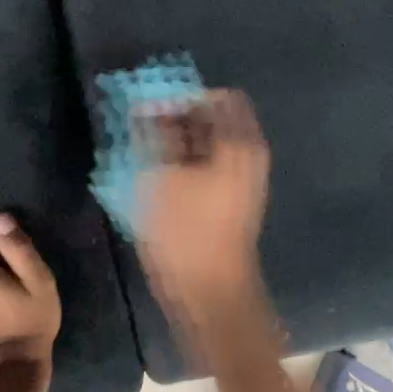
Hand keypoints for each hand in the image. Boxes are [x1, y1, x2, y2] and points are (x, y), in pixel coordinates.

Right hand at [136, 89, 271, 322]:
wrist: (211, 294)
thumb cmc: (185, 233)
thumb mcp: (161, 176)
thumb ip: (155, 133)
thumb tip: (148, 105)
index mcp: (239, 143)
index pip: (219, 97)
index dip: (184, 97)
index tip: (151, 108)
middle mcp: (248, 156)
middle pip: (215, 119)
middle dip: (179, 118)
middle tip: (144, 130)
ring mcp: (243, 181)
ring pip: (210, 144)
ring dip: (179, 142)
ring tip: (144, 154)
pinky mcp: (232, 202)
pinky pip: (210, 166)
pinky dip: (186, 163)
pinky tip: (157, 177)